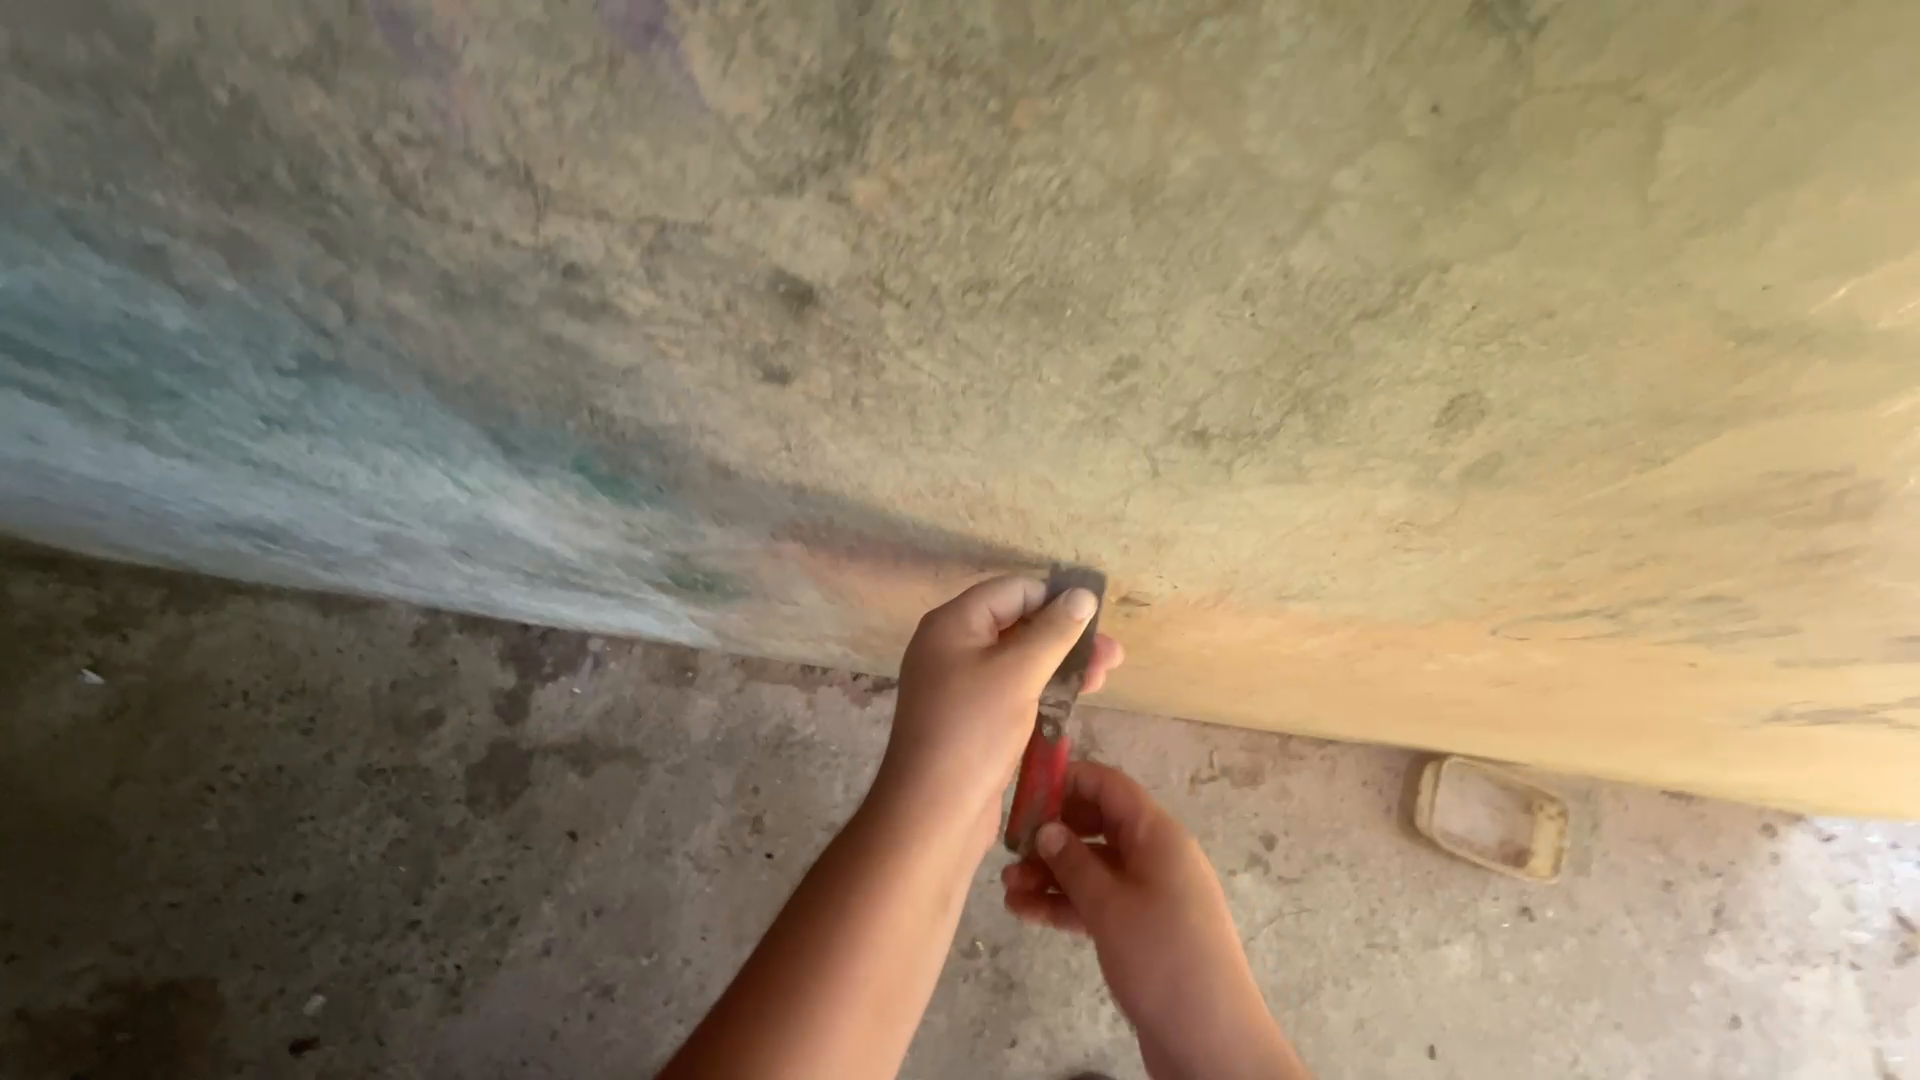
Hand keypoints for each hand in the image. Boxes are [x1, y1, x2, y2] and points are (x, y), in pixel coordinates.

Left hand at [870, 576, 1122, 855]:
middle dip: (1065, 637)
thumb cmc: (974, 730)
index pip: (1012, 591)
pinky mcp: (971, 717)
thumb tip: (1082, 595)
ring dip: (1060, 664)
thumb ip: (1054, 631)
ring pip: (1018, 660)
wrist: (934, 811)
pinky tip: (1076, 698)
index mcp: (953, 623)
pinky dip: (1042, 690)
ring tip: (1104, 676)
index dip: (1054, 600)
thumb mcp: (1019, 673)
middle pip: (1018, 624)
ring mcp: (960, 684)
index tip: (1096, 620)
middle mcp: (952, 647)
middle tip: (1113, 655)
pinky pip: (1011, 690)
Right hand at [1001, 762, 1309, 1079]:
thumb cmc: (1163, 958)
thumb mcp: (1110, 905)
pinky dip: (1064, 904)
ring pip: (1092, 867)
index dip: (1068, 780)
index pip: (1108, 786)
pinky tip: (1025, 912)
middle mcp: (1154, 856)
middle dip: (1052, 834)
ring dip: (1050, 874)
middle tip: (1010, 848)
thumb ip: (1073, 862)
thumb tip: (1046, 829)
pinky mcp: (1140, 929)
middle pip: (1096, 826)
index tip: (1025, 791)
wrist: (1212, 1045)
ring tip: (1007, 888)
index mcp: (1157, 835)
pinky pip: (1097, 901)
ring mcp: (1148, 894)